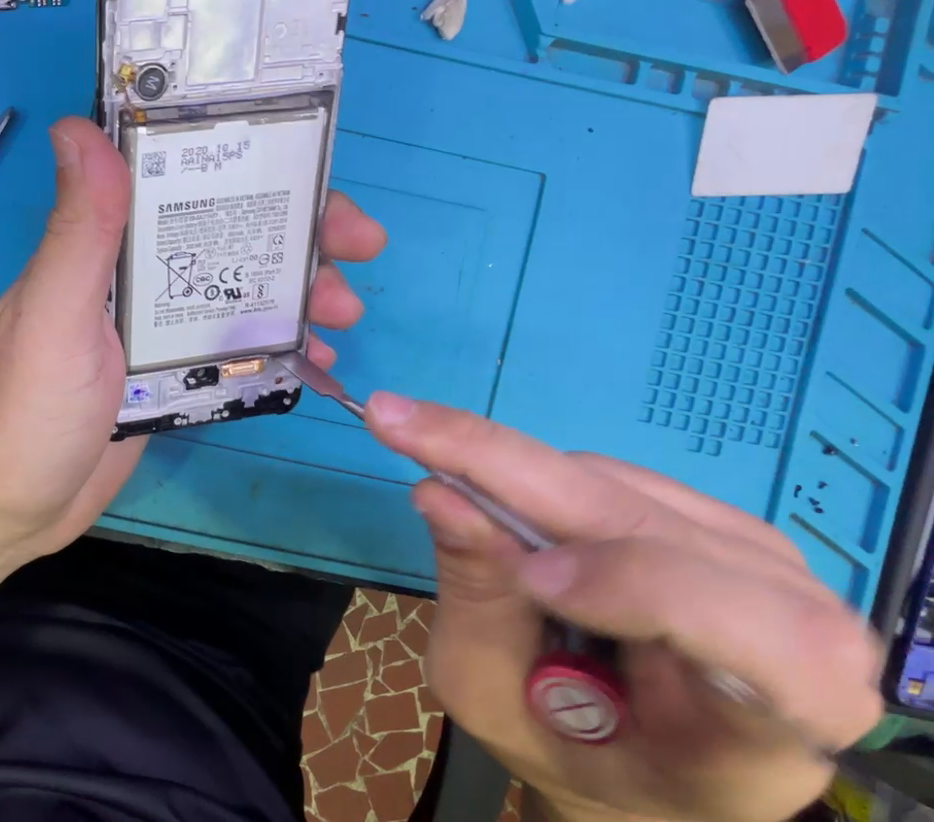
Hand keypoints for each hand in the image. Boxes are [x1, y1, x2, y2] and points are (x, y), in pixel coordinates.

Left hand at [0, 117, 385, 562]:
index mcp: (93, 250)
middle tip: (357, 244)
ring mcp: (148, 329)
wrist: (17, 512)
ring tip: (344, 311)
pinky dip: (278, 346)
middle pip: (217, 232)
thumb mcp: (54, 317)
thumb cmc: (27, 414)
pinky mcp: (166, 376)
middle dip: (291, 230)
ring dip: (295, 289)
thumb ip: (77, 231)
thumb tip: (76, 126)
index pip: (170, 180)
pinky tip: (318, 358)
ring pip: (233, 289)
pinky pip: (232, 347)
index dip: (237, 162)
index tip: (304, 164)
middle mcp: (123, 278)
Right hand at [364, 395, 882, 821]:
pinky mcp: (711, 516)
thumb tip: (437, 493)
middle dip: (510, 472)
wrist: (649, 765)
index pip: (762, 639)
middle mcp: (793, 618)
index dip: (647, 590)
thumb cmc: (579, 755)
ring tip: (458, 505)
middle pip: (651, 527)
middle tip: (394, 422)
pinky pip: (604, 474)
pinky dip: (530, 480)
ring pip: (611, 486)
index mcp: (772, 714)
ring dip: (512, 481)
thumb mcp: (501, 704)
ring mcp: (755, 555)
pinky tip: (504, 512)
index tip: (536, 580)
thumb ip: (478, 610)